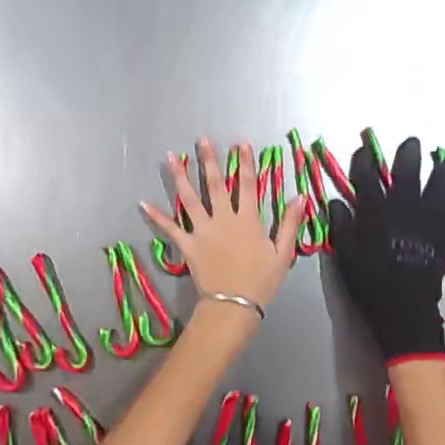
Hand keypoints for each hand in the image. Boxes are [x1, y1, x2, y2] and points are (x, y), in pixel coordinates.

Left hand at [142, 137, 307, 308]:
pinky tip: (144, 203)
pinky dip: (157, 216)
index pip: (247, 184)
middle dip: (209, 160)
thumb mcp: (283, 253)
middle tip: (201, 140)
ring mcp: (203, 231)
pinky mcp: (188, 246)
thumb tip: (300, 196)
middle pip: (215, 184)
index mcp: (248, 220)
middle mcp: (223, 220)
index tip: (240, 143)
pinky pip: (170, 229)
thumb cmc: (261, 281)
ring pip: (190, 199)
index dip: (245, 162)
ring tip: (171, 157)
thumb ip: (290, 223)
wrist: (234, 304)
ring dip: (180, 176)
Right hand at [326, 136, 444, 362]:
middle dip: (409, 156)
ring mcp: (428, 223)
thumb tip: (336, 203)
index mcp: (376, 216)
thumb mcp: (346, 258)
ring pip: (441, 188)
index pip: (368, 181)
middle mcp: (404, 212)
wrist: (403, 309)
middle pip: (408, 175)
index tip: (363, 153)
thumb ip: (342, 228)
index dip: (365, 164)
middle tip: (413, 143)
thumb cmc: (370, 284)